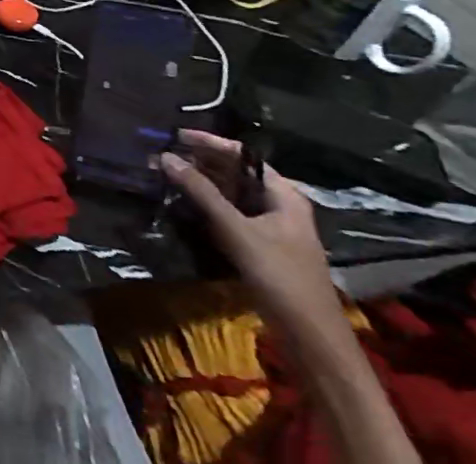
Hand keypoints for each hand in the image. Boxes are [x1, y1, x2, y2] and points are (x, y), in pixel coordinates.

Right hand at [160, 130, 343, 331]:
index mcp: (283, 193)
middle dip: (201, 164)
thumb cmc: (280, 277)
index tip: (176, 136)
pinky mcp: (261, 248)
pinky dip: (208, 208)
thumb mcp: (237, 232)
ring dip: (202, 186)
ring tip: (168, 177)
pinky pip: (230, 216)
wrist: (311, 339)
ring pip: (231, 196)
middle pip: (236, 174)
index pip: (242, 155)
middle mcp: (279, 204)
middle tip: (165, 157)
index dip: (209, 143)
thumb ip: (202, 193)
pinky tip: (184, 207)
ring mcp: (271, 227)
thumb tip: (166, 157)